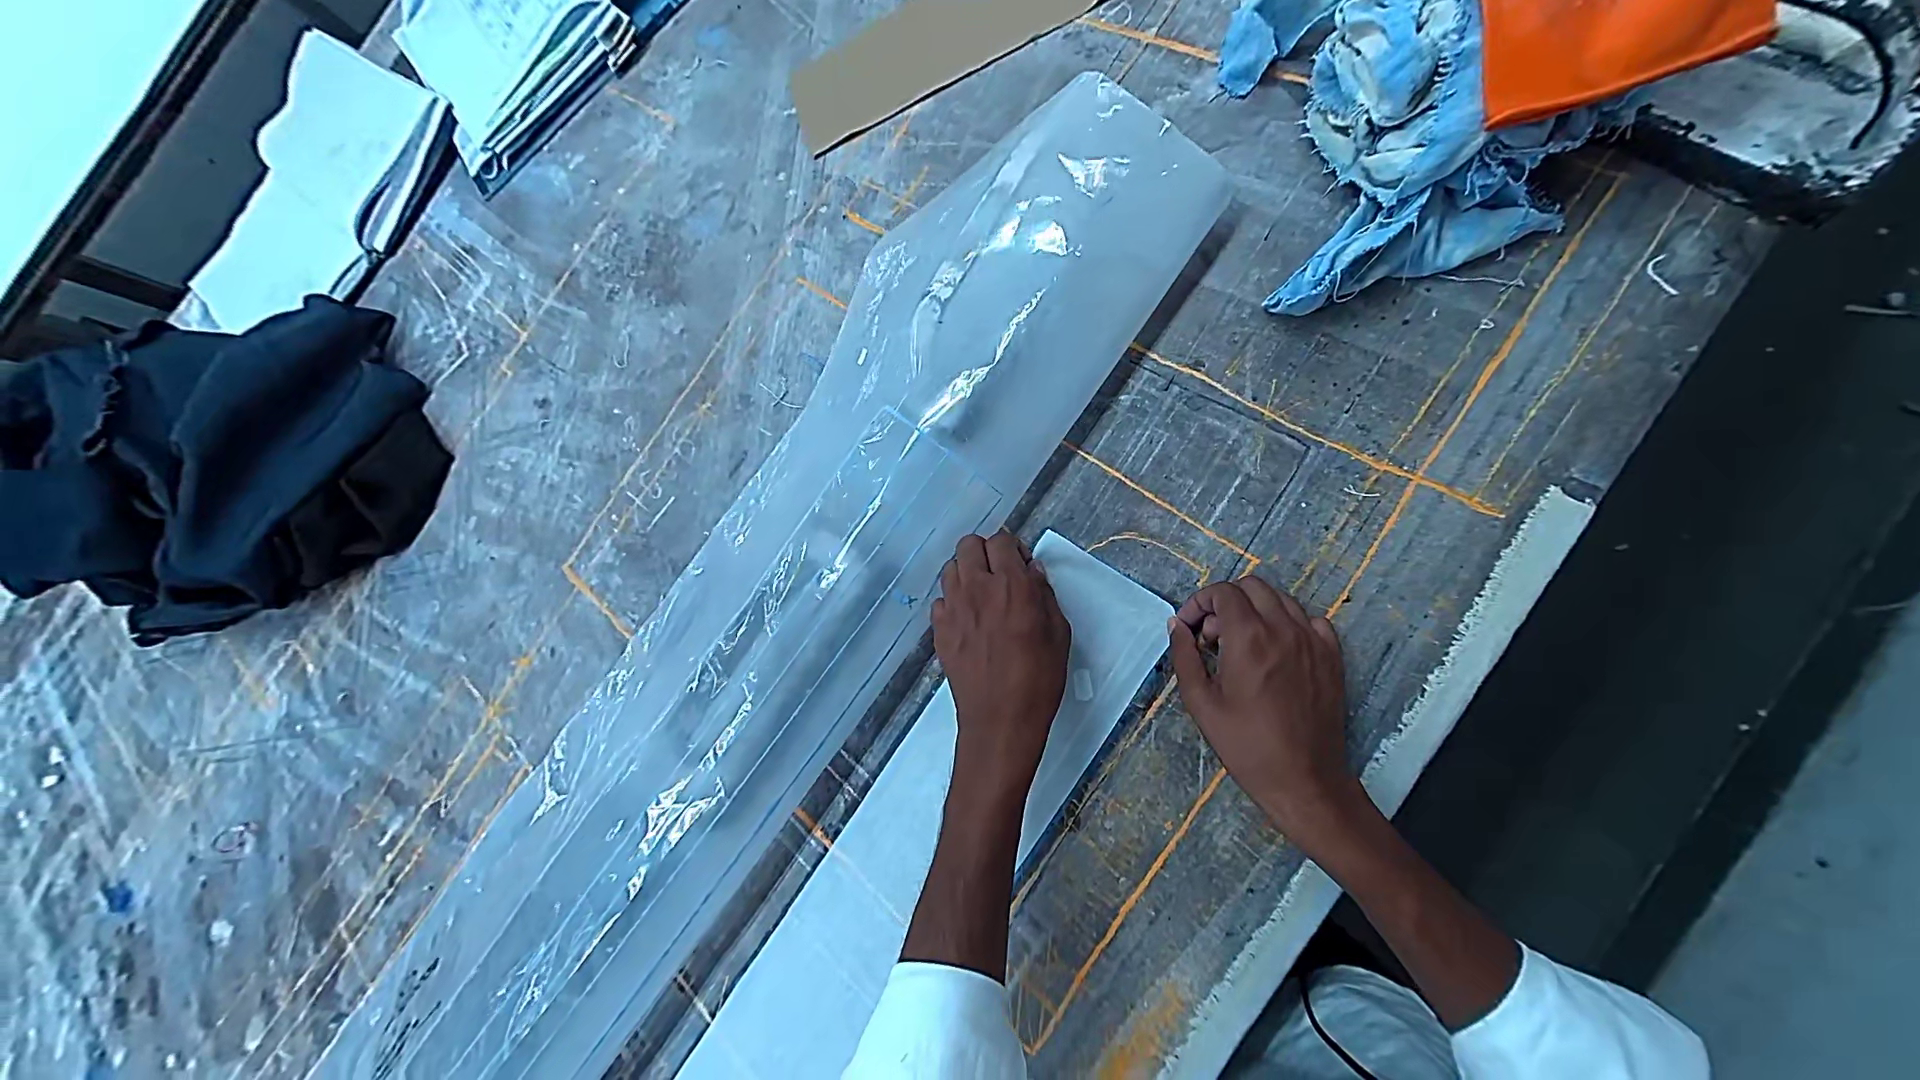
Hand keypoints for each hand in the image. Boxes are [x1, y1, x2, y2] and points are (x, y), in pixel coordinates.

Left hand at [932, 530, 1070, 802]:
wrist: (1000, 719)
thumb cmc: (1038, 679)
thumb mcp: (1059, 633)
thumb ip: (1044, 595)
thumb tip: (1032, 571)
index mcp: (1011, 586)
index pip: (1001, 540)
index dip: (1012, 548)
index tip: (1019, 564)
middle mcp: (977, 589)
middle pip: (968, 545)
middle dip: (985, 552)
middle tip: (999, 573)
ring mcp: (953, 609)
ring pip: (950, 568)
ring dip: (967, 573)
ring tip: (982, 595)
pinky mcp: (939, 630)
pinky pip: (941, 600)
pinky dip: (954, 602)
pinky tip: (969, 620)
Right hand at [1167, 578, 1360, 852]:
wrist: (1304, 780)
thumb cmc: (1246, 745)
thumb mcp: (1201, 702)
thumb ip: (1184, 656)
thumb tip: (1177, 626)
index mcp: (1249, 638)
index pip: (1223, 592)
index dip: (1198, 603)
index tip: (1189, 628)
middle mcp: (1284, 630)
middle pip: (1252, 586)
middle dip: (1224, 602)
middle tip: (1211, 636)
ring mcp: (1314, 641)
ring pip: (1281, 599)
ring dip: (1254, 610)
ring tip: (1240, 643)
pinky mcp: (1332, 657)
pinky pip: (1310, 620)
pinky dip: (1287, 623)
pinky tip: (1275, 650)